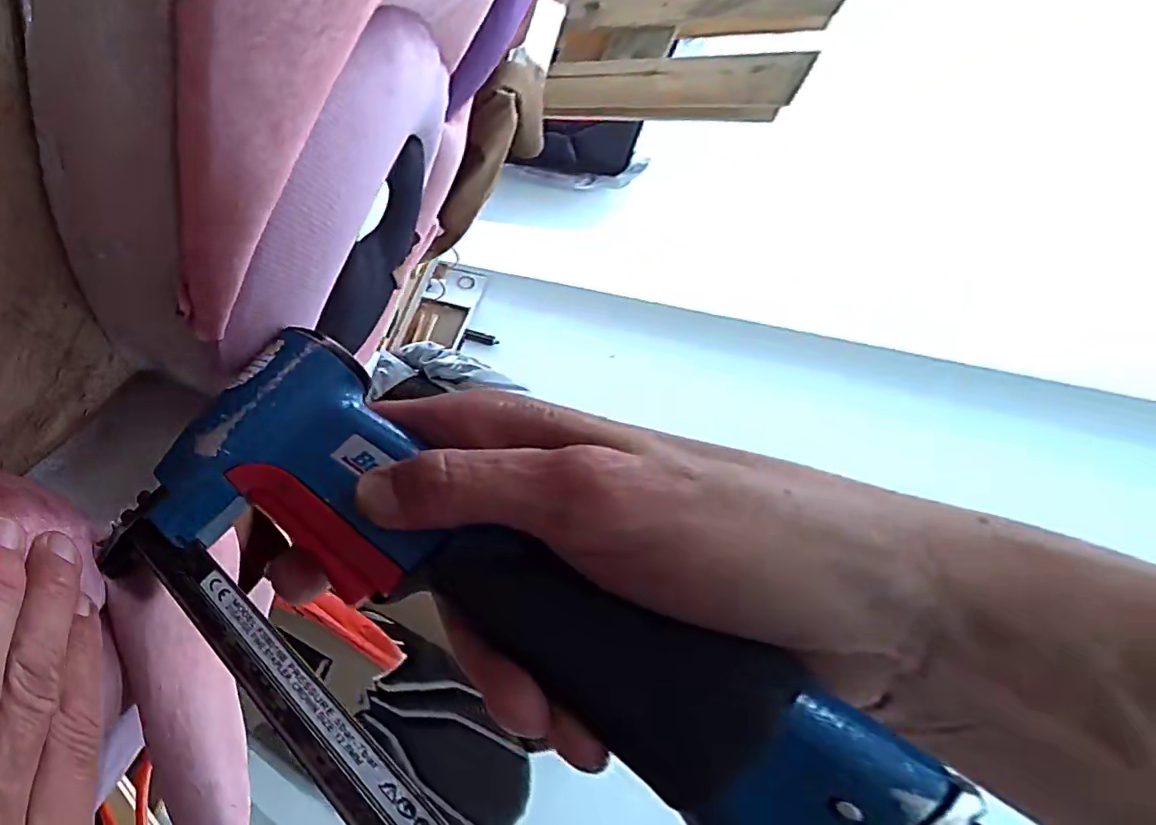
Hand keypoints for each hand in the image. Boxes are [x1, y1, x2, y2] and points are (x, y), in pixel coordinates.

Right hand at [276, 391, 940, 772]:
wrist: (877, 621)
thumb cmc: (727, 527)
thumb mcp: (584, 494)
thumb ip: (468, 486)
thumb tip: (367, 489)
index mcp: (496, 437)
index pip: (380, 439)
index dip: (323, 473)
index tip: (281, 526)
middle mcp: (506, 487)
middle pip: (406, 530)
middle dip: (389, 586)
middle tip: (334, 616)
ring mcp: (540, 550)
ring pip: (466, 605)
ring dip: (491, 665)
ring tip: (542, 715)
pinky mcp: (575, 608)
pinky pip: (522, 649)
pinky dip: (535, 690)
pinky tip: (571, 720)